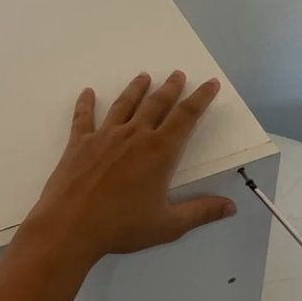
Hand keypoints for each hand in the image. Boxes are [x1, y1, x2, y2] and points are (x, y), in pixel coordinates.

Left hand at [20, 71, 236, 265]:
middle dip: (171, 88)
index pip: (186, 116)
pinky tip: (88, 92)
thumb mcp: (168, 225)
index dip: (201, 98)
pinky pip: (84, 117)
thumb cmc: (122, 227)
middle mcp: (134, 135)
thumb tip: (231, 207)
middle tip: (178, 74)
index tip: (210, 83)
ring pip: (124, 104)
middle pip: (157, 103)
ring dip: (136, 88)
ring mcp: (105, 136)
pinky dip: (86, 103)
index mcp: (160, 151)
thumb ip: (201, 212)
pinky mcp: (79, 143)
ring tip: (144, 76)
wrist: (70, 226)